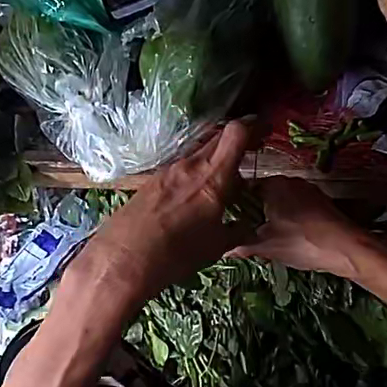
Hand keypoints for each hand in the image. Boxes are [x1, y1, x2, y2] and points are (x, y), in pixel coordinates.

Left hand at [61, 120, 255, 321]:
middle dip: (237, 141)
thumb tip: (249, 227)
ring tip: (224, 182)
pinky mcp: (151, 181)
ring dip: (214, 160)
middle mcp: (190, 165)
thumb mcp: (215, 247)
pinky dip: (194, 174)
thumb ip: (237, 232)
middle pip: (218, 138)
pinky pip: (181, 169)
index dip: (253, 125)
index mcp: (213, 177)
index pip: (236, 132)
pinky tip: (195, 196)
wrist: (121, 261)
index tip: (265, 130)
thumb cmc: (176, 255)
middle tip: (252, 151)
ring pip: (199, 155)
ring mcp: (168, 171)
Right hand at [226, 178, 386, 281]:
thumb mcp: (266, 247)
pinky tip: (289, 238)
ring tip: (267, 239)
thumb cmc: (301, 242)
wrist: (347, 248)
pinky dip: (290, 220)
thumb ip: (242, 245)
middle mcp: (291, 181)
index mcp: (274, 185)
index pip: (245, 188)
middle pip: (264, 195)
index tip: (230, 222)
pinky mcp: (322, 202)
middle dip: (255, 214)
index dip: (235, 206)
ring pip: (282, 203)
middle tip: (247, 234)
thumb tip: (224, 249)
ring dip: (274, 218)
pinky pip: (298, 208)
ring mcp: (309, 190)